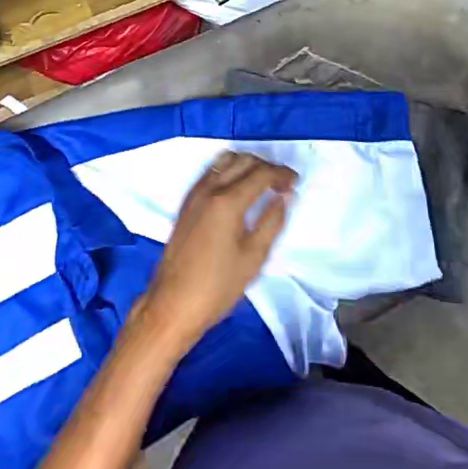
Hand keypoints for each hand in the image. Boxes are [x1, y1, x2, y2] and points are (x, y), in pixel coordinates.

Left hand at [134, 152, 295, 353]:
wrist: (171, 307)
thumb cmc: (217, 286)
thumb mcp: (254, 256)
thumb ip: (273, 220)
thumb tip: (286, 194)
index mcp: (228, 202)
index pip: (262, 173)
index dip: (282, 174)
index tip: (295, 182)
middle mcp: (210, 190)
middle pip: (244, 161)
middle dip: (268, 167)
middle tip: (282, 184)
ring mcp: (195, 195)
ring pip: (225, 161)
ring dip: (247, 164)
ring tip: (262, 183)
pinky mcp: (186, 204)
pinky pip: (211, 172)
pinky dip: (229, 169)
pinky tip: (238, 186)